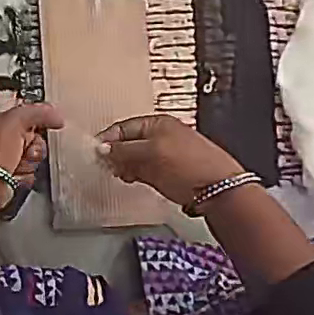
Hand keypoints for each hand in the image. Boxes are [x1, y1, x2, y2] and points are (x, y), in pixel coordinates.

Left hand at [0, 102, 62, 186]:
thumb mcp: (16, 121)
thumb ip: (38, 112)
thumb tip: (57, 115)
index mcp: (3, 123)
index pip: (30, 117)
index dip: (38, 123)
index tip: (41, 127)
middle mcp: (6, 140)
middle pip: (37, 140)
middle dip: (36, 147)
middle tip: (26, 149)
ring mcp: (9, 159)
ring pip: (36, 159)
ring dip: (31, 163)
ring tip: (18, 164)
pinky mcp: (13, 177)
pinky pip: (32, 174)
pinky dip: (26, 176)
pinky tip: (17, 175)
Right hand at [97, 114, 243, 207]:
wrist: (218, 190)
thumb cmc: (189, 166)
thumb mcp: (150, 153)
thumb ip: (124, 150)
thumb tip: (103, 149)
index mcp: (158, 123)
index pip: (123, 127)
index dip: (108, 139)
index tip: (95, 153)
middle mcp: (161, 136)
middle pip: (128, 143)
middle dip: (116, 154)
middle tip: (107, 166)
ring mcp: (165, 154)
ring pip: (135, 158)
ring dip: (125, 166)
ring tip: (122, 174)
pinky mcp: (168, 172)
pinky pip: (144, 170)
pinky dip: (135, 174)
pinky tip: (134, 179)